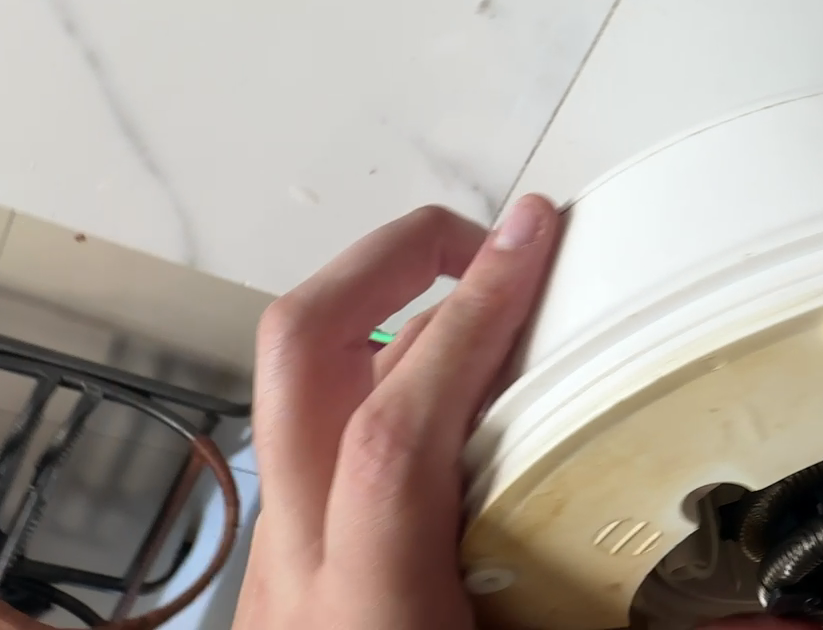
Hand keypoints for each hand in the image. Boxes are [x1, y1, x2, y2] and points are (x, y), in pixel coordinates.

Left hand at [232, 197, 561, 629]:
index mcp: (366, 602)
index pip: (399, 426)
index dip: (473, 315)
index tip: (537, 231)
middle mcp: (302, 556)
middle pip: (300, 351)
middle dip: (392, 257)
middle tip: (492, 237)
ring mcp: (286, 542)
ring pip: (310, 369)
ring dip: (396, 300)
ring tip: (491, 295)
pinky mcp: (296, 542)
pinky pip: (332, 407)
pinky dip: (397, 362)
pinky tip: (468, 387)